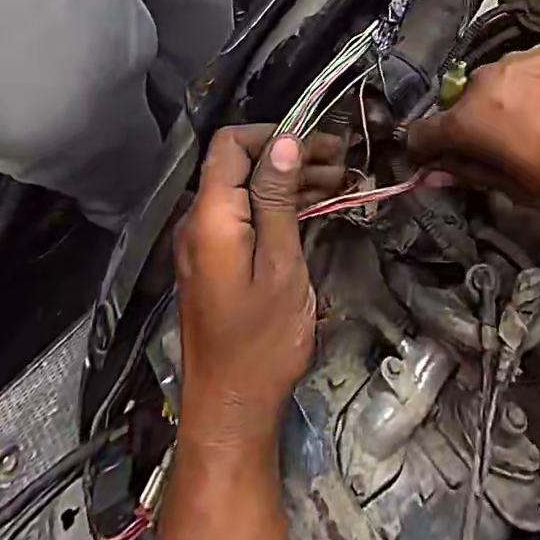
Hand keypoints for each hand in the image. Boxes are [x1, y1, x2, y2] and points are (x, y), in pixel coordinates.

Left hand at [174, 127, 317, 447]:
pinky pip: (247, 216)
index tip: (315, 143)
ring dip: (289, 181)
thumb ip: (277, 199)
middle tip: (340, 159)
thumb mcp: (280, 264)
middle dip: (289, 156)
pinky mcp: (217, 257)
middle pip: (240, 165)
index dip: (272, 134)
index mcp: (210, 215)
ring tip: (340, 179)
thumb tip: (284, 142)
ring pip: (247, 189)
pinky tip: (315, 205)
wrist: (231, 405)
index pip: (229, 145)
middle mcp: (200, 219)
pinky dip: (278, 207)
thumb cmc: (260, 340)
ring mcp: (207, 239)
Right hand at [404, 44, 539, 208]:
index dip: (425, 155)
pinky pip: (517, 75)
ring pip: (488, 92)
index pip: (421, 134)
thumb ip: (476, 177)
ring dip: (499, 113)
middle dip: (470, 135)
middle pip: (456, 112)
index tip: (441, 168)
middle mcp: (482, 82)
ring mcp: (512, 60)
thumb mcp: (532, 190)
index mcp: (470, 120)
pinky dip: (525, 94)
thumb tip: (440, 173)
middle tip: (506, 160)